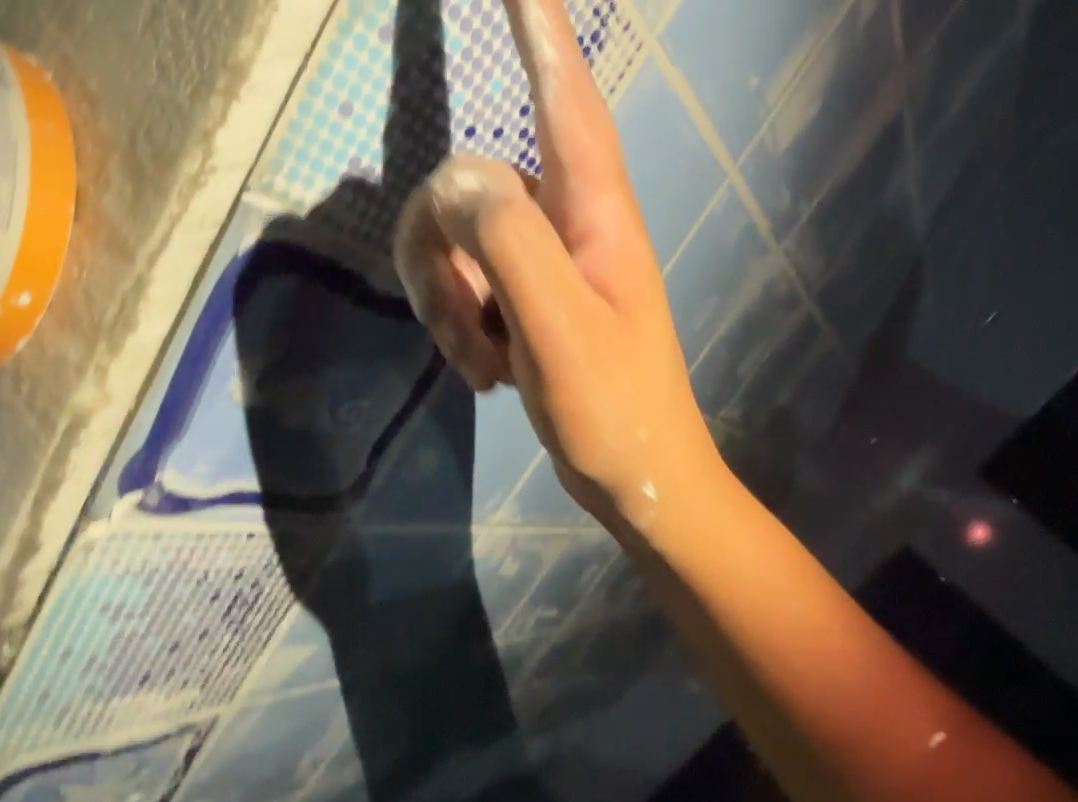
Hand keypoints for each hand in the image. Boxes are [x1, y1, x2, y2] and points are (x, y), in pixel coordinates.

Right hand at [392, 0, 720, 526]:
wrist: (636, 480)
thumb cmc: (616, 409)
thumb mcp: (561, 327)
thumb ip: (509, 241)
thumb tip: (456, 185)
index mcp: (595, 211)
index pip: (563, 93)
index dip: (535, 25)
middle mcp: (567, 222)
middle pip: (469, 184)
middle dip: (441, 257)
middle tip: (464, 334)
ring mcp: (545, 266)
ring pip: (456, 241)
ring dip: (446, 304)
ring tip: (481, 366)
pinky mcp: (526, 305)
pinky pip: (465, 286)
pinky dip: (459, 328)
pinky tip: (486, 374)